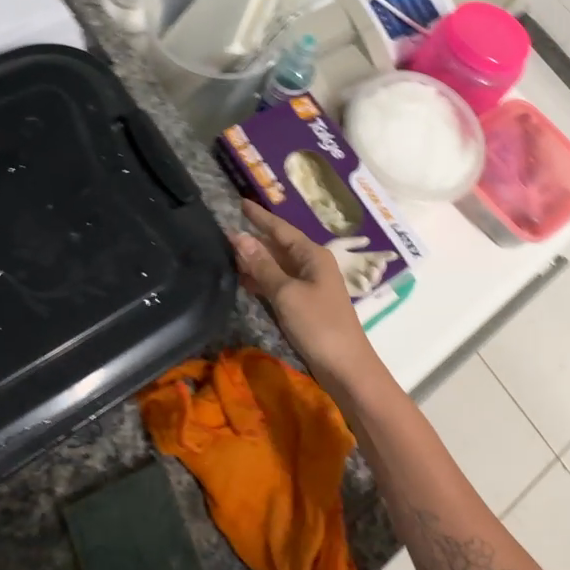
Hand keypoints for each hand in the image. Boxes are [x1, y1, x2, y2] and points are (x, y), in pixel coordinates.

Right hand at [232, 199, 378, 380]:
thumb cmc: (318, 325)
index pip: (281, 229)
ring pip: (278, 266)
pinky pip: (279, 284)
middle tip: (224, 233)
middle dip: (254, 239)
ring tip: (227, 255)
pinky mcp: (305, 306)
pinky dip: (262, 280)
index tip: (241, 203)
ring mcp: (310, 286)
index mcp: (313, 255)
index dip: (260, 217)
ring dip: (255, 261)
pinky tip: (243, 281)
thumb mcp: (286, 293)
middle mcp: (312, 265)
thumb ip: (262, 266)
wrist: (345, 366)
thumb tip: (238, 237)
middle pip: (279, 246)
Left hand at [323, 236, 399, 298]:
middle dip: (380, 266)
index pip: (376, 257)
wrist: (312, 268)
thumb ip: (353, 242)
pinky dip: (365, 285)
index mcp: (359, 258)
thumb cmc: (327, 254)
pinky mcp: (352, 292)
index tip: (393, 254)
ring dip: (375, 276)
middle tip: (380, 264)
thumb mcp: (339, 244)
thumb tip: (368, 240)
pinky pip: (362, 290)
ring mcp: (357, 281)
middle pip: (376, 269)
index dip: (385, 256)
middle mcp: (360, 270)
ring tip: (373, 271)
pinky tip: (364, 281)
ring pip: (372, 280)